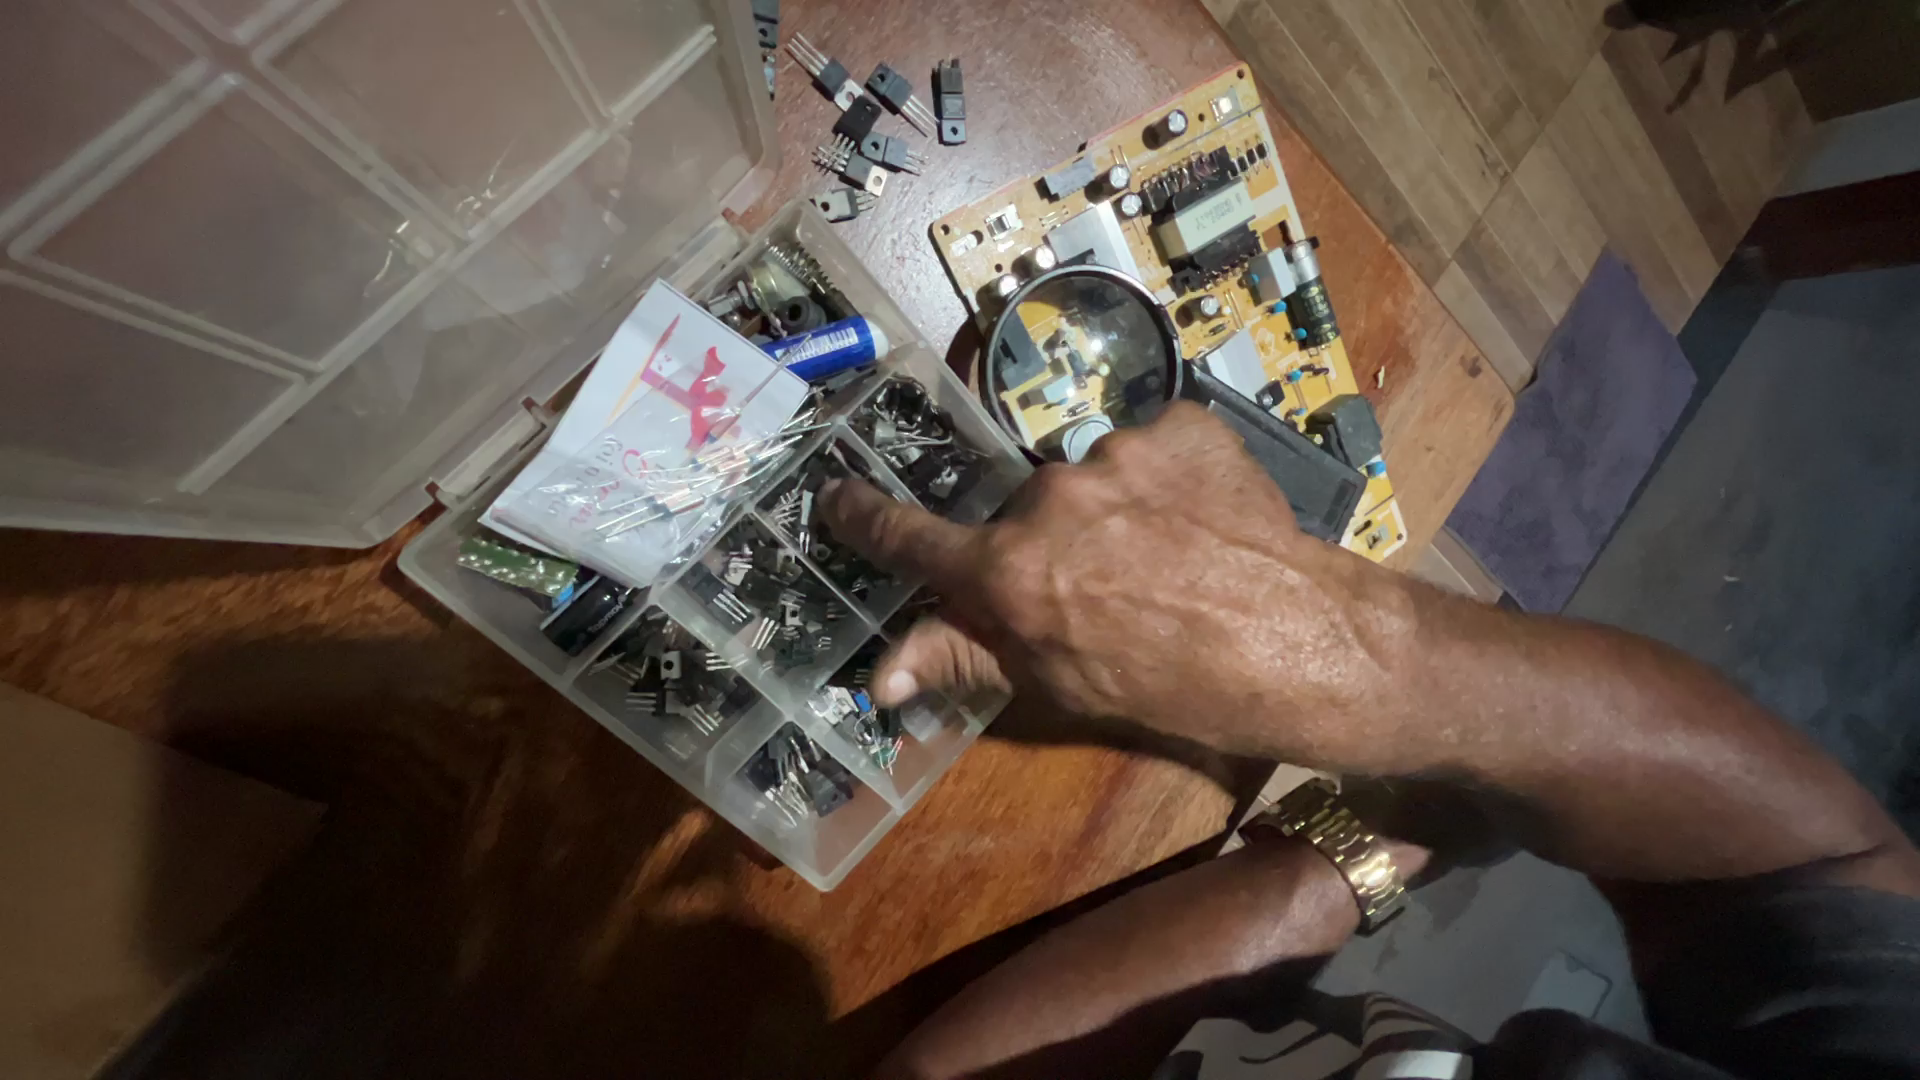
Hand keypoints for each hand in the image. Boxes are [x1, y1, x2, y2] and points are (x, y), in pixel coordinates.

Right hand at [822, 402, 1418, 765]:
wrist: (1302, 642)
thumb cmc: (1173, 686)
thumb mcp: (1059, 684)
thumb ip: (965, 659)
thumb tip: (879, 676)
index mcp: (1009, 569)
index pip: (913, 539)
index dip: (868, 521)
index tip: (837, 498)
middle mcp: (1048, 497)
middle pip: (1020, 513)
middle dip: (1043, 544)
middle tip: (1101, 582)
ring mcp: (1116, 453)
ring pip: (1087, 480)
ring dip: (1109, 511)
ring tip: (1166, 554)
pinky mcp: (1179, 426)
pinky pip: (1148, 449)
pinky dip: (1163, 479)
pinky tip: (1200, 517)